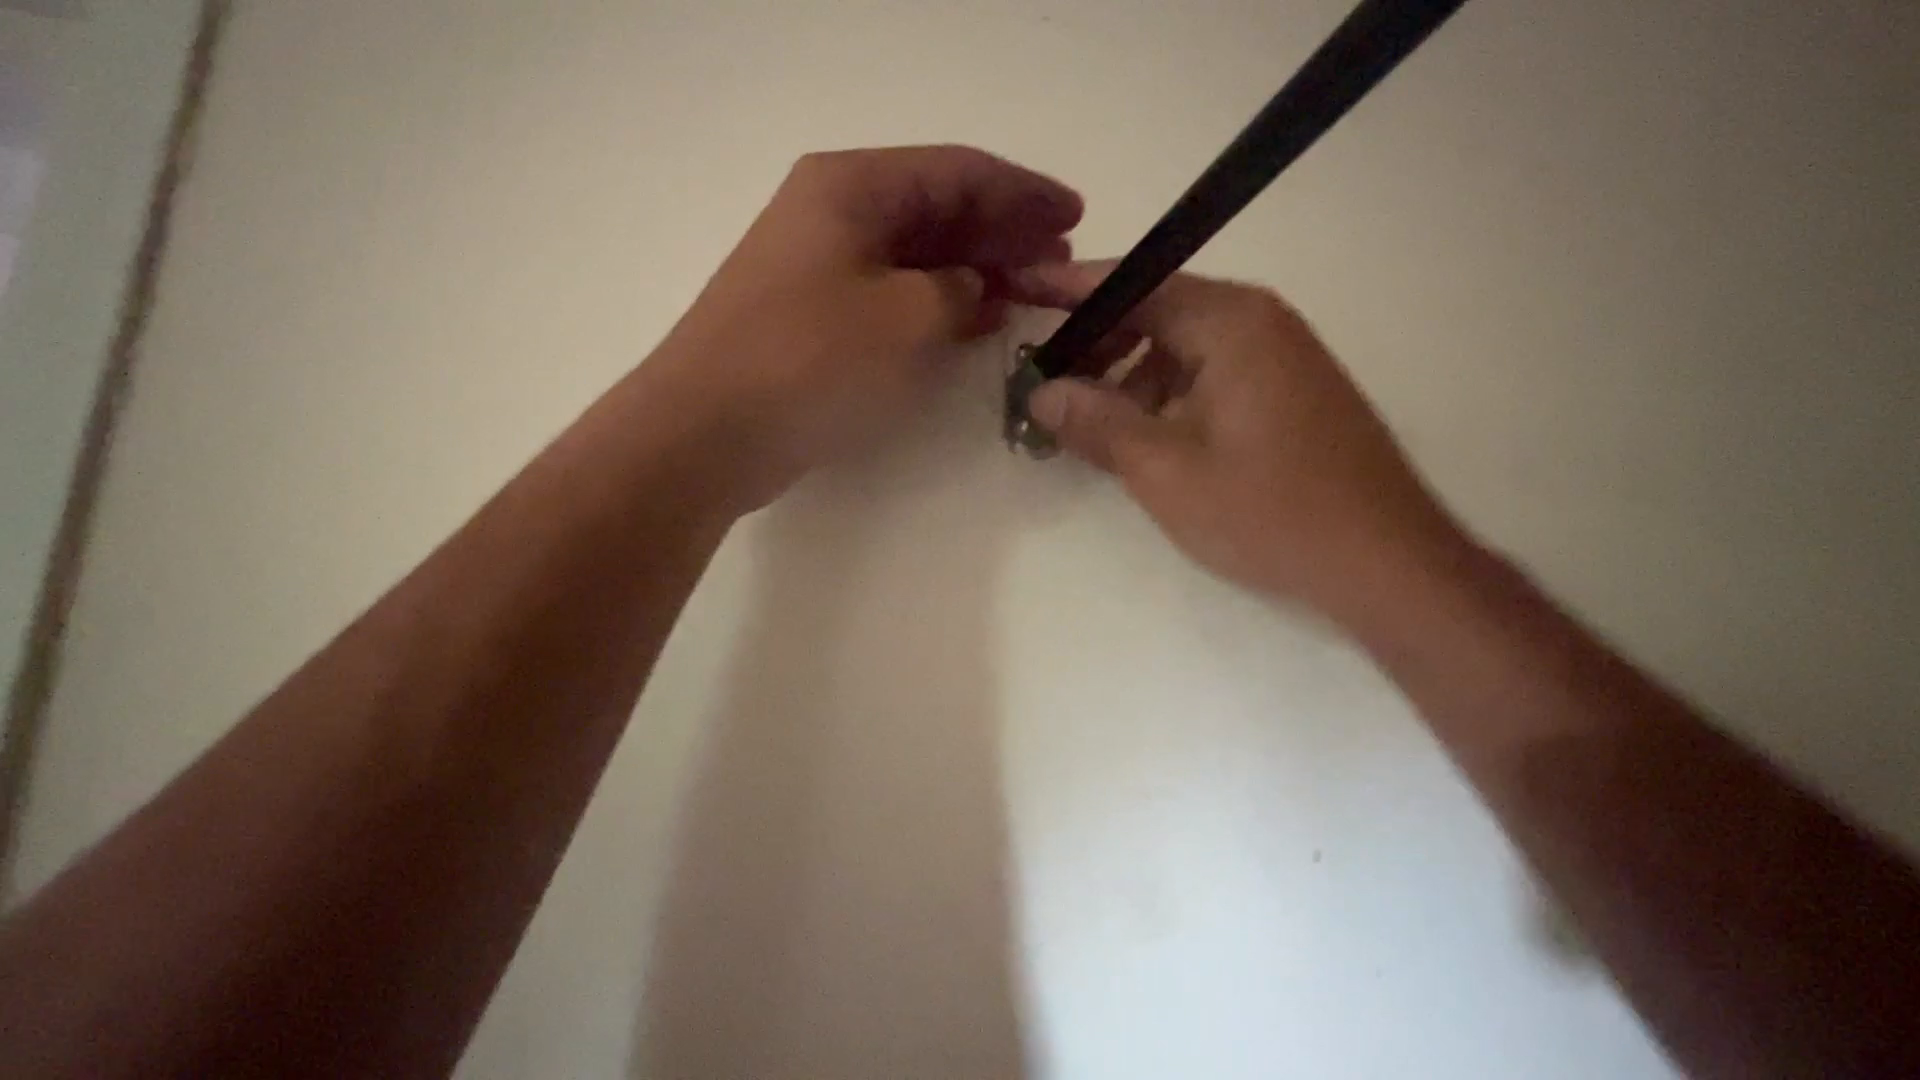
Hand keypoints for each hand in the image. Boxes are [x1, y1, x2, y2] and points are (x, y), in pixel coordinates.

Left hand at [641, 146, 1081, 513]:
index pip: (957, 172)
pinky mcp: (814, 317)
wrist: (707, 432)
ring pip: (917, 254)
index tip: (1075, 215)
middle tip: (1060, 260)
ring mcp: (819, 266)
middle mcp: (833, 213)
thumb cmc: (811, 360)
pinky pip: (893, 293)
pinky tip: (976, 320)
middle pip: (938, 209)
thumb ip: (959, 292)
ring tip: (1031, 290)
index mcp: (853, 187)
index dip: (1022, 192)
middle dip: (1004, 232)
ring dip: (976, 270)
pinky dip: (938, 303)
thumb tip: (972, 290)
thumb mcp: (907, 317)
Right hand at [1009, 262, 1468, 621]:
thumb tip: (1041, 391)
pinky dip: (1167, 396)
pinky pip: (1210, 375)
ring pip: (1182, 347)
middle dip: (1096, 341)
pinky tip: (1143, 439)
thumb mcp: (1164, 471)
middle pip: (1158, 310)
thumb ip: (1097, 423)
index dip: (1069, 288)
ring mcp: (1280, 356)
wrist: (1384, 561)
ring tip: (1086, 420)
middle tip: (1043, 377)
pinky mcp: (1289, 393)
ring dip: (1129, 375)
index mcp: (1230, 322)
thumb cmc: (1269, 510)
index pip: (1133, 282)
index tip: (1019, 288)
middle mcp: (1259, 322)